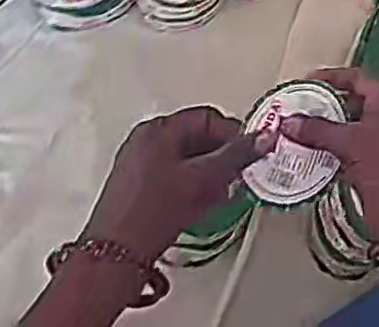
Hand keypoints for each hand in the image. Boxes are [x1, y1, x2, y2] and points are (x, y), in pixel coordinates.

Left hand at [79, 106, 276, 257]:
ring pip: (185, 158)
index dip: (232, 134)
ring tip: (218, 191)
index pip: (208, 118)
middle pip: (196, 138)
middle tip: (234, 173)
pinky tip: (199, 203)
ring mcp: (135, 165)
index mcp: (158, 129)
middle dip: (219, 156)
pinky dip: (190, 184)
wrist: (113, 262)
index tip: (246, 152)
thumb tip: (265, 136)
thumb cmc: (153, 212)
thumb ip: (238, 154)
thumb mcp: (204, 178)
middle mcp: (144, 141)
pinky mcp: (133, 189)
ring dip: (207, 173)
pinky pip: (171, 175)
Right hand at [281, 68, 378, 236]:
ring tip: (300, 127)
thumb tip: (290, 122)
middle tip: (300, 105)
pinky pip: (349, 141)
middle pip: (352, 97)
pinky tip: (311, 150)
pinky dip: (331, 142)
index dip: (332, 76)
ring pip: (349, 120)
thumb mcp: (350, 144)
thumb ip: (318, 131)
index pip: (356, 76)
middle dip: (326, 101)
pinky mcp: (374, 156)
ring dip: (327, 124)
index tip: (307, 81)